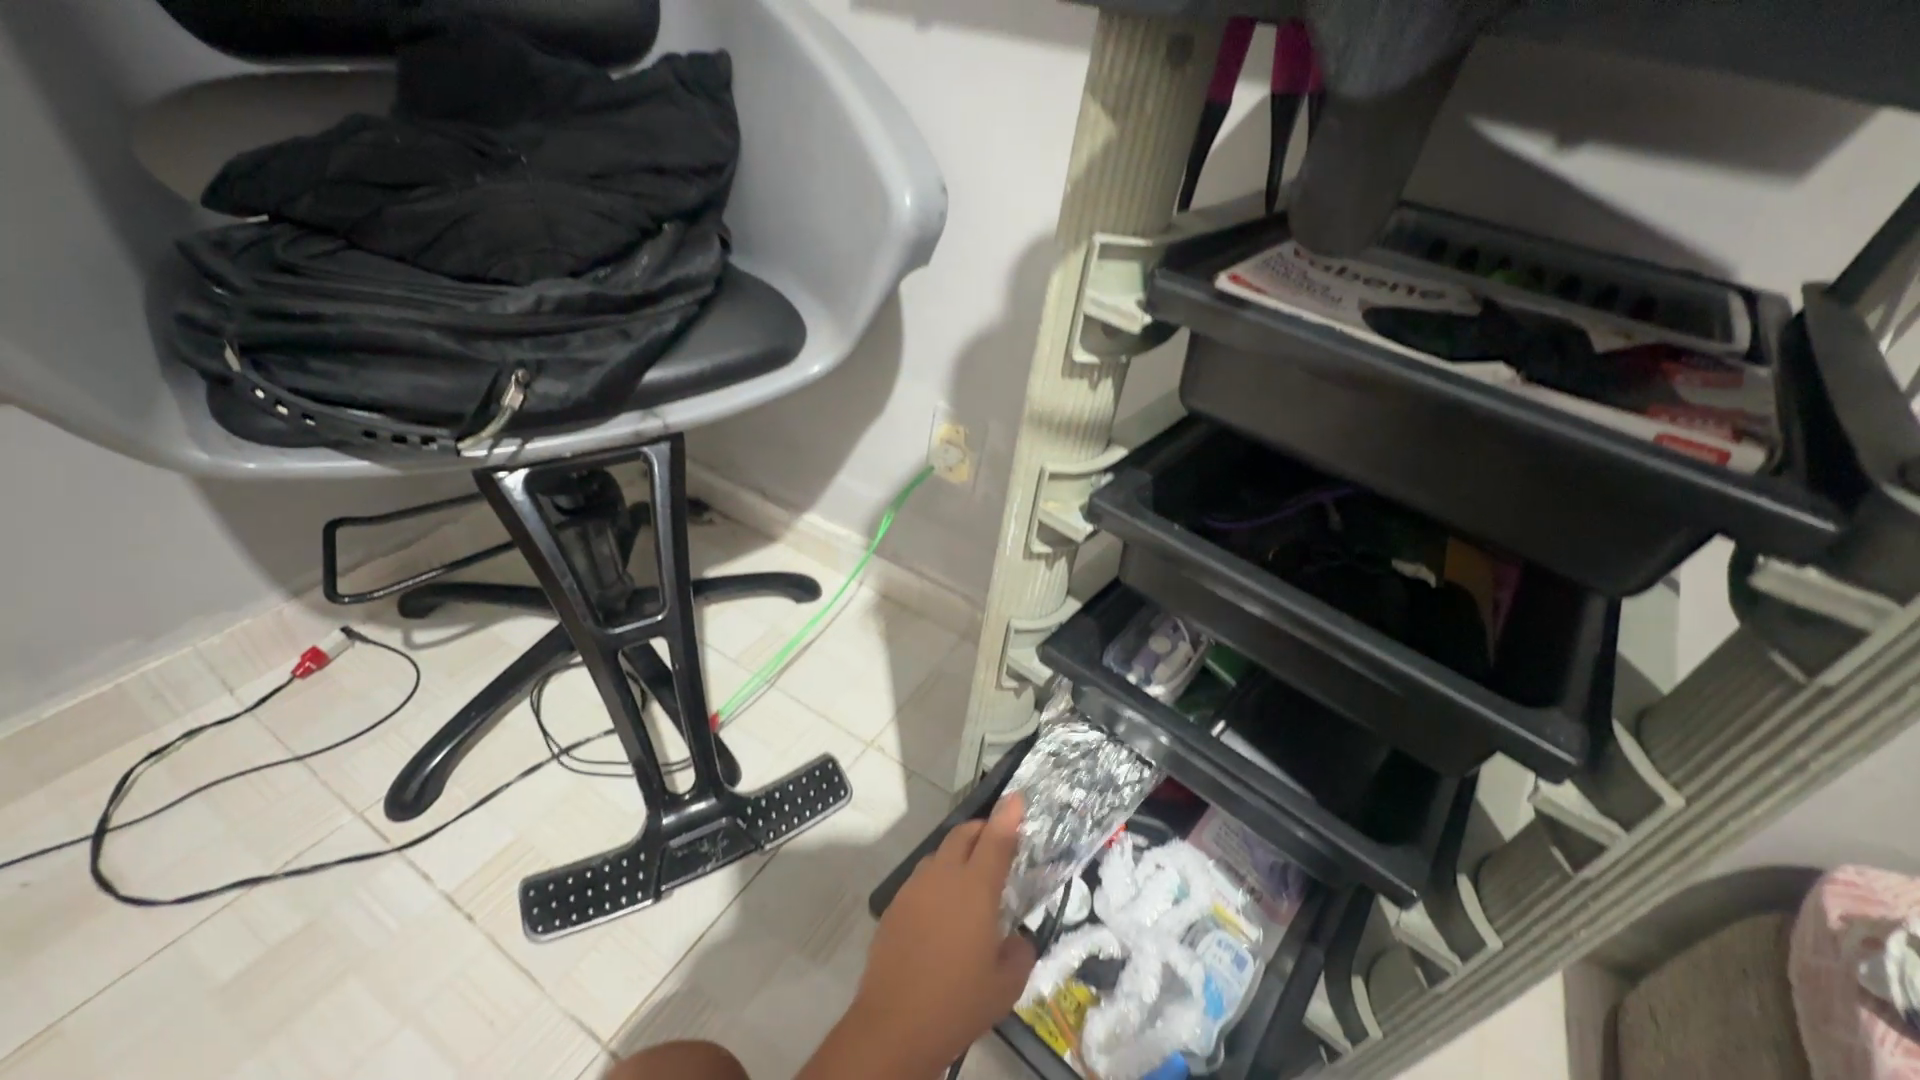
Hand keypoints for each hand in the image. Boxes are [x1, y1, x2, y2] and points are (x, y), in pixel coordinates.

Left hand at [854, 795, 1037, 1070]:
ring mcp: (912, 891)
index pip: (996, 840)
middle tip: (998, 843)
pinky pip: (921, 882)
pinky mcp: (893, 909)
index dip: (1008, 815)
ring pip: (938, 856)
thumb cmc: (959, 1003)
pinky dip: (937, 883)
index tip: (1017, 797)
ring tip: (970, 885)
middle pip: (962, 836)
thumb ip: (1019, 951)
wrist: (895, 1025)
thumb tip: (1015, 938)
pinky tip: (942, 915)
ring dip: (957, 857)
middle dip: (982, 830)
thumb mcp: (1007, 984)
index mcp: (975, 889)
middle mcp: (942, 878)